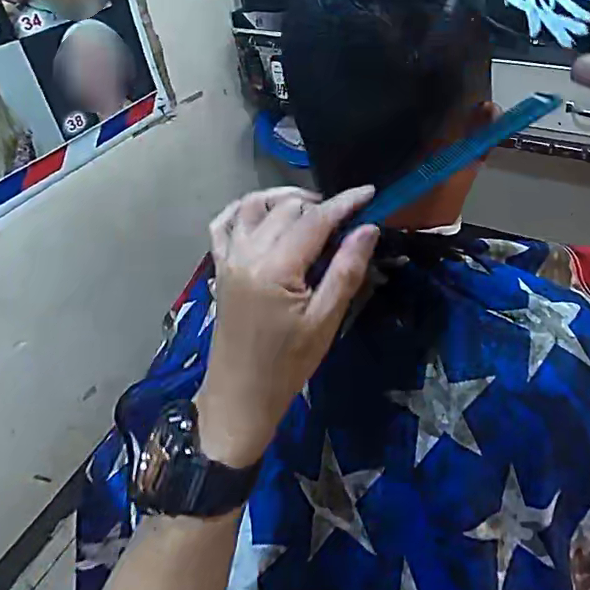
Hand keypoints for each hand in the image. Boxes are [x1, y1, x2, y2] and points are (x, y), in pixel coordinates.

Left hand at [196, 186, 380, 466]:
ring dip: (286, 200)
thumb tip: (368, 228)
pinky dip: (246, 209)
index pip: (315, 219)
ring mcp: (228, 258)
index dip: (345, 203)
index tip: (370, 192)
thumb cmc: (288, 364)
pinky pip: (225, 222)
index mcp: (275, 269)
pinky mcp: (219, 266)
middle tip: (347, 221)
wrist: (240, 397)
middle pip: (288, 208)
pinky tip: (267, 213)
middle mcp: (247, 254)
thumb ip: (347, 270)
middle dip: (321, 205)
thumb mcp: (326, 321)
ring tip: (313, 211)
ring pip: (255, 205)